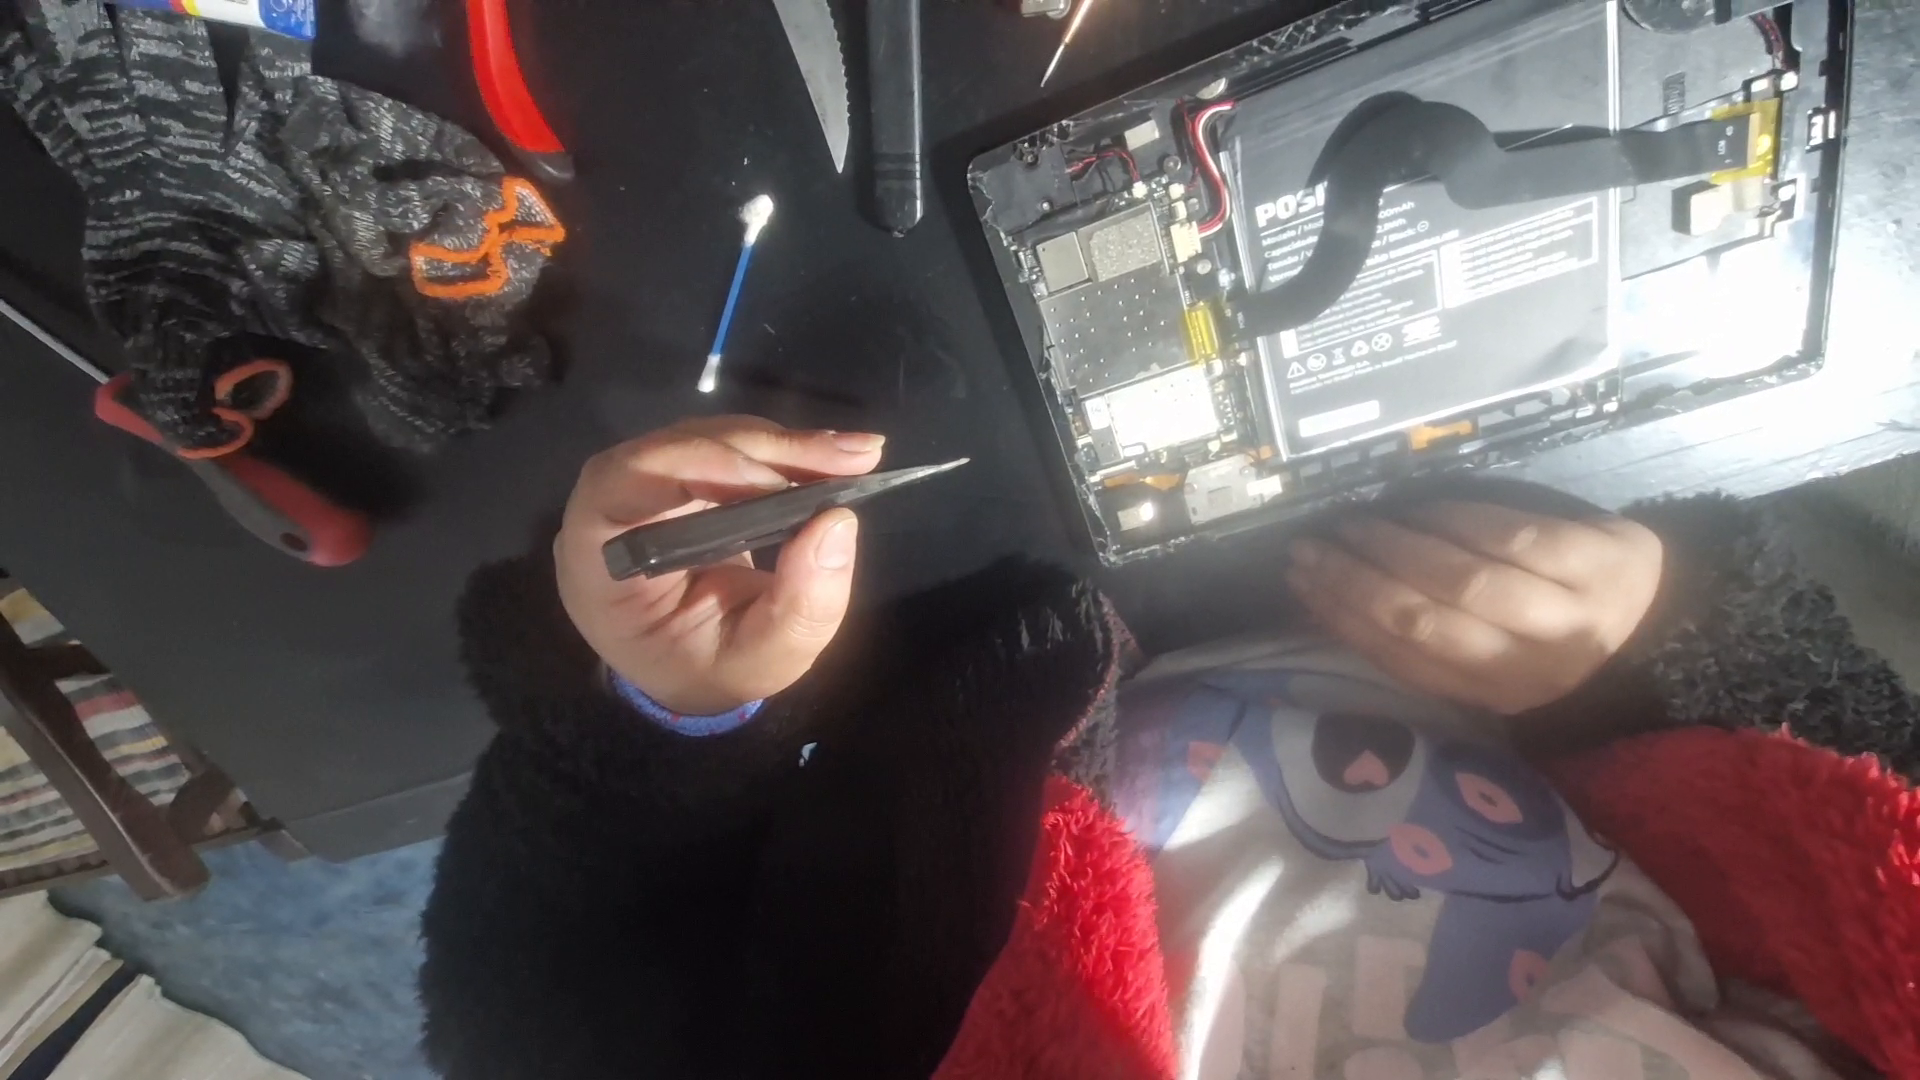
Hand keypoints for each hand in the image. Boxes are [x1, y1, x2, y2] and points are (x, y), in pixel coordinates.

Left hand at [554, 416, 885, 715]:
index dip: (704, 466)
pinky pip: (733, 448)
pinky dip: (786, 452)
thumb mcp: (761, 661)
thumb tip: (836, 522)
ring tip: (855, 458)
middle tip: (853, 457)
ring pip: (714, 437)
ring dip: (787, 445)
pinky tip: (832, 461)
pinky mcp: (685, 478)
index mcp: (602, 558)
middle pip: (683, 445)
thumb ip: (798, 609)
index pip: (632, 480)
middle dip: (771, 448)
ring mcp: (649, 486)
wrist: (695, 668)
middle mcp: (614, 506)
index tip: (779, 485)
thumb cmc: (711, 669)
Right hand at [1284, 501, 1662, 714]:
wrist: (1670, 629)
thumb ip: (1414, 645)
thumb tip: (1325, 602)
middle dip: (1350, 580)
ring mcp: (1569, 610)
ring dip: (1389, 545)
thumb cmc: (1549, 646)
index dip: (1340, 619)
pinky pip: (1506, 534)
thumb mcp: (1484, 669)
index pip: (1399, 656)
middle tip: (1306, 549)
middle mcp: (1529, 663)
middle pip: (1421, 618)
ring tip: (1348, 524)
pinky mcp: (1597, 557)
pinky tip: (1412, 508)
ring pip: (1460, 576)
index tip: (1297, 584)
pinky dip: (1449, 518)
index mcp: (1494, 695)